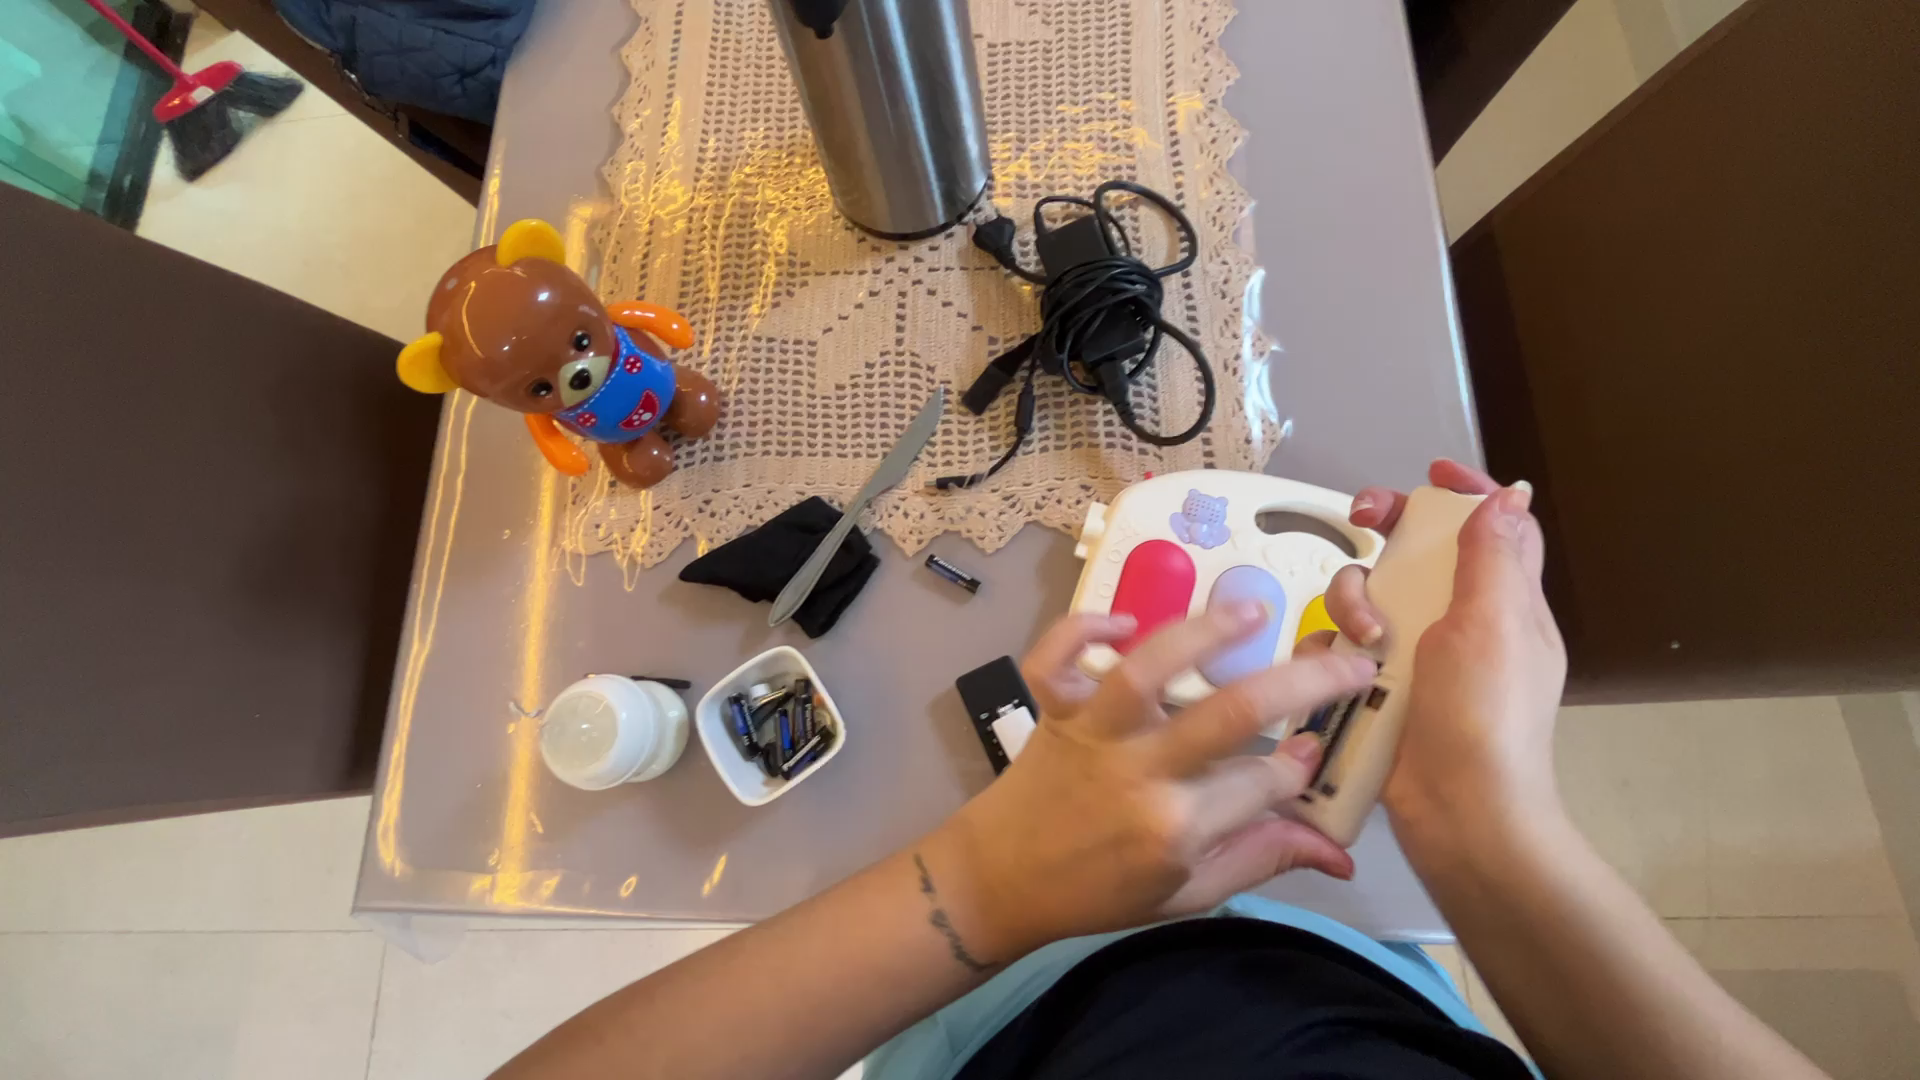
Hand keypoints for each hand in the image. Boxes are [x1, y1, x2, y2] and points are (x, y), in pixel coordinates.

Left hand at [919, 606, 1377, 963]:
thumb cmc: (1097, 892)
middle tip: (1346, 661)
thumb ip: (1259, 860)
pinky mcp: (1053, 710)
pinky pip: (1055, 659)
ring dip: (1201, 632)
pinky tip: (1121, 621)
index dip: (1302, 764)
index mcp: (1177, 827)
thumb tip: (1339, 851)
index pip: (1263, 782)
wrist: (1000, 880)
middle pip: (1231, 712)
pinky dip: (1080, 629)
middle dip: (1304, 681)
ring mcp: (1091, 732)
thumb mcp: (1185, 895)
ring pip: (1146, 669)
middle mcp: (1138, 770)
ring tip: (1251, 610)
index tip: (1318, 745)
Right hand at [1317, 460, 1567, 845]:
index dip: (1461, 495)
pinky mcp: (1366, 683)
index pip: (1487, 530)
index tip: (1430, 473)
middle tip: (1362, 518)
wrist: (1455, 808)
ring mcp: (1404, 653)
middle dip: (1383, 530)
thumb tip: (1509, 495)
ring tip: (1364, 642)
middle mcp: (1450, 620)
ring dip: (1353, 602)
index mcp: (1500, 605)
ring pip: (1362, 593)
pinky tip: (1337, 672)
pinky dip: (1329, 650)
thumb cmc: (1485, 715)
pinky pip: (1333, 644)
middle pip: (1410, 550)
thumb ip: (1493, 560)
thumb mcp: (1494, 628)